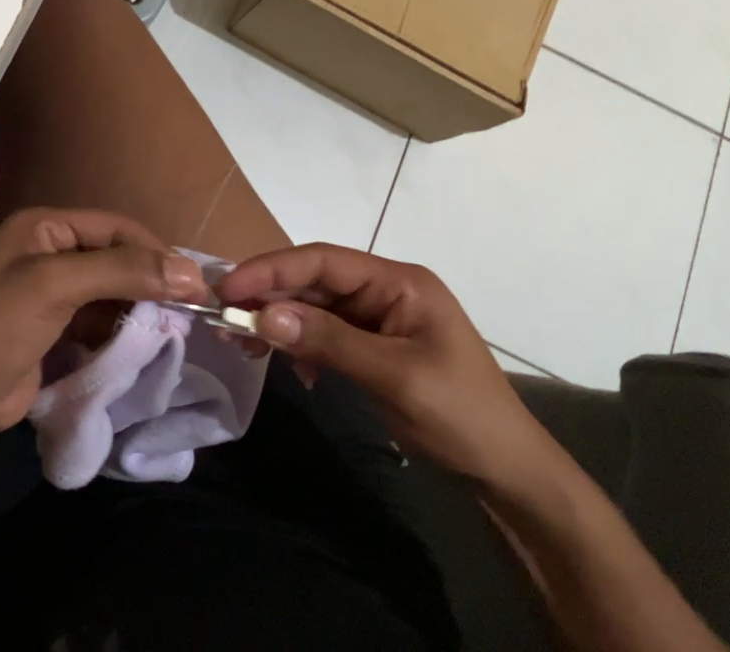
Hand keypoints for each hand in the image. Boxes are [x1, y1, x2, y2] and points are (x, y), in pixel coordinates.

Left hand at [0, 208, 210, 438]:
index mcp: (41, 227)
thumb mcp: (54, 287)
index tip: (195, 284)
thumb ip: (121, 271)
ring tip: (170, 331)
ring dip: (137, 310)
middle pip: (114, 258)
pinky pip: (98, 323)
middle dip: (149, 282)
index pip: (114, 227)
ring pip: (110, 292)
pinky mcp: (52, 332)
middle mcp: (45, 253)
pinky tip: (141, 347)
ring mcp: (47, 295)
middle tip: (190, 311)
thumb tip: (191, 273)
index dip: (155, 251)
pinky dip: (120, 332)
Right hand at [216, 244, 554, 488]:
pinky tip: (295, 371)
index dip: (271, 270)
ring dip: (279, 323)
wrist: (505, 468)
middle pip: (313, 280)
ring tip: (244, 346)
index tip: (227, 289)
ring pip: (313, 307)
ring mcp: (378, 319)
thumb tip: (263, 315)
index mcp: (398, 282)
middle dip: (268, 297)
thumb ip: (329, 341)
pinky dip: (300, 347)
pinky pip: (323, 334)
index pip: (322, 260)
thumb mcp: (394, 376)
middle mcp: (385, 290)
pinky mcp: (372, 346)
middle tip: (224, 320)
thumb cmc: (459, 414)